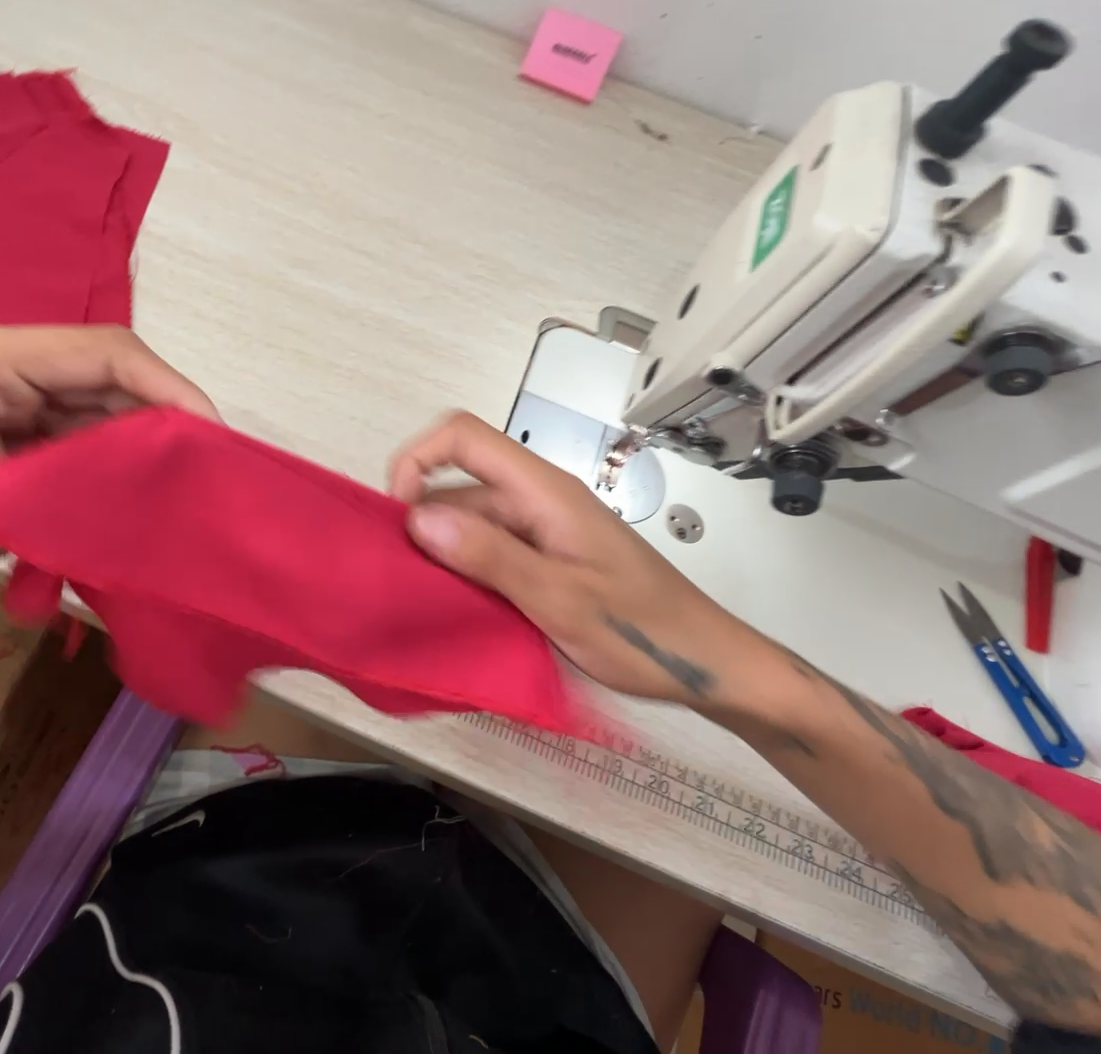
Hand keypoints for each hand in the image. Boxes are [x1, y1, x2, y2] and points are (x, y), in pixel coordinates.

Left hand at [0, 322, 217, 680]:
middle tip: (202, 476)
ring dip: (131, 446)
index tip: (215, 440)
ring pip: (87, 407)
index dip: (169, 389)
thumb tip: (158, 465)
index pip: (100, 352)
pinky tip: (126, 498)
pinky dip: (99, 464)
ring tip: (174, 492)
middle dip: (155, 421)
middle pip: (99, 374)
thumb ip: (72, 480)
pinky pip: (64, 435)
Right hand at [389, 411, 766, 706]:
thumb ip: (490, 556)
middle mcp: (536, 502)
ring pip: (468, 522)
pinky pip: (487, 552)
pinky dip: (461, 571)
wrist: (704, 662)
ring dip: (438, 551)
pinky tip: (451, 606)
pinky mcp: (543, 559)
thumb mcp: (561, 598)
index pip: (464, 437)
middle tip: (398, 574)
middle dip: (418, 518)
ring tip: (418, 597)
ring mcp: (539, 531)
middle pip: (458, 483)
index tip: (397, 516)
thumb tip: (418, 518)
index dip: (418, 459)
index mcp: (543, 492)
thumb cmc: (643, 630)